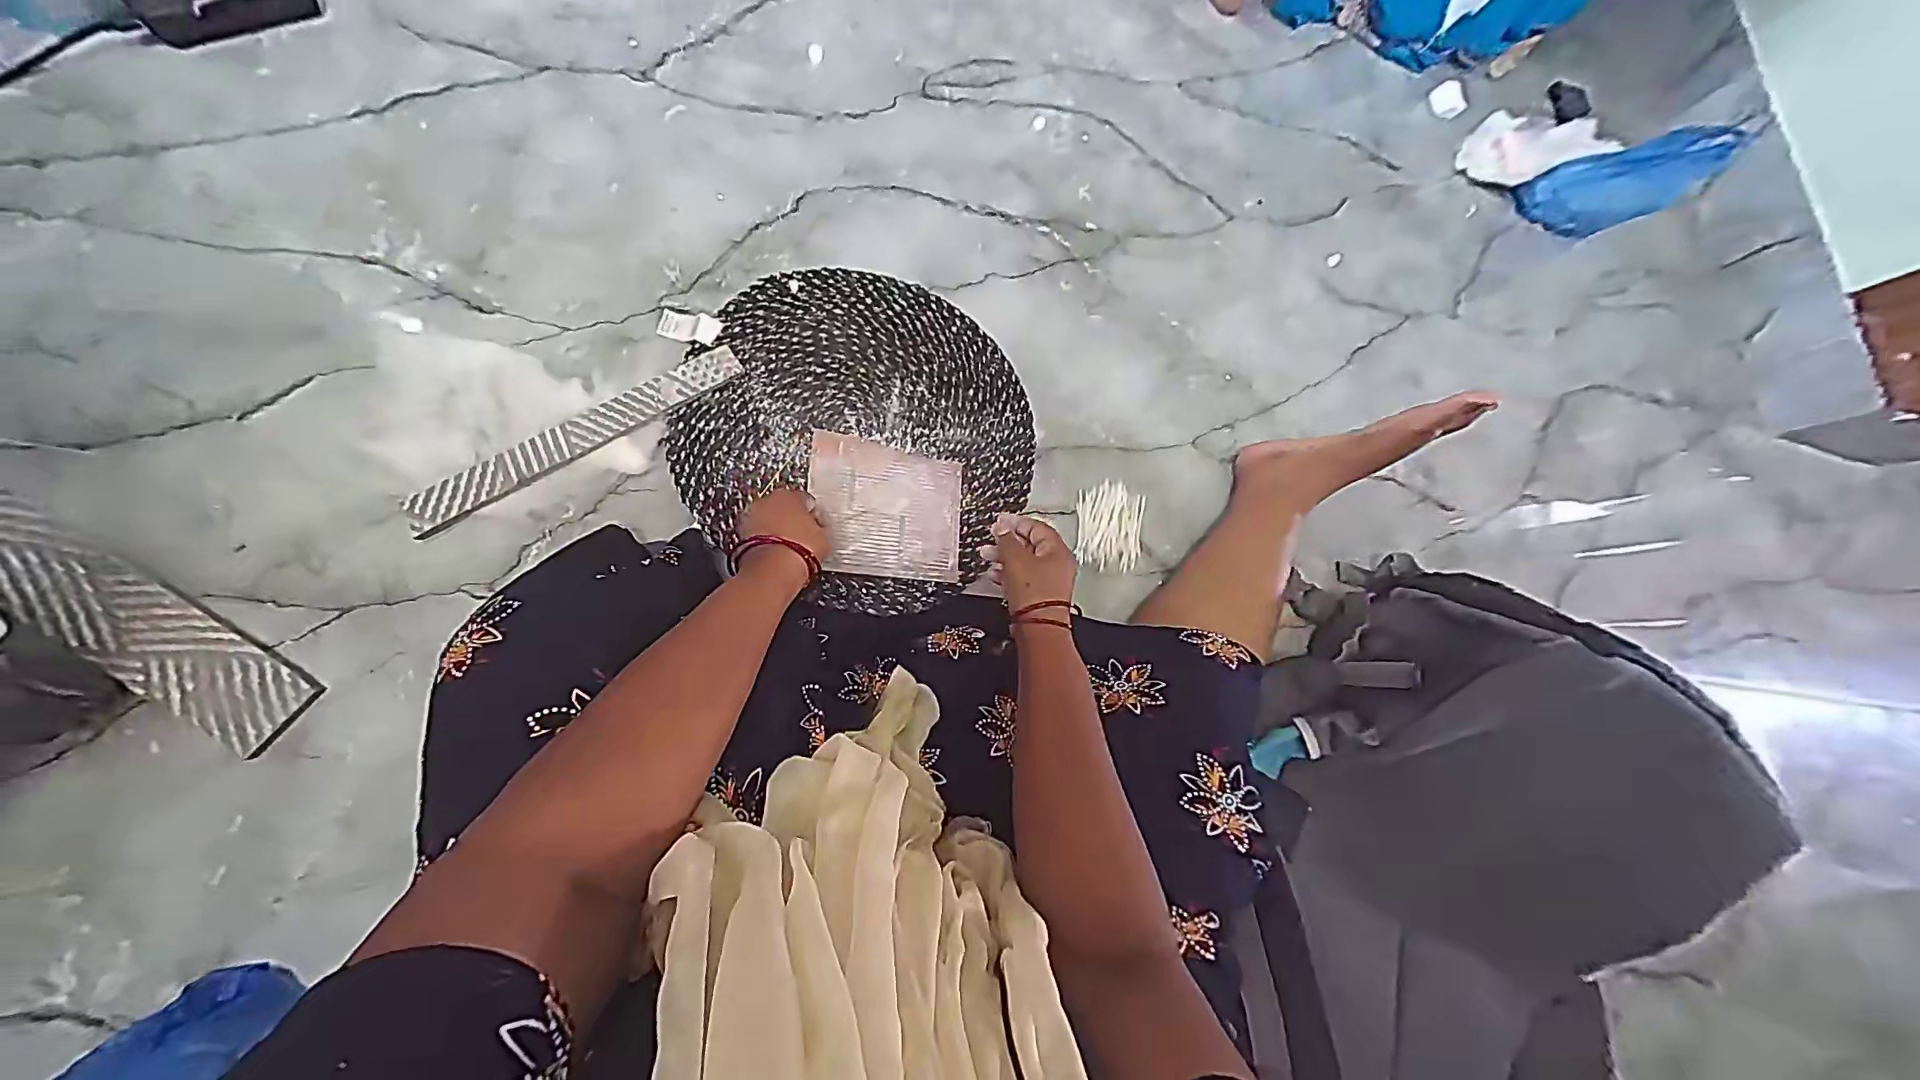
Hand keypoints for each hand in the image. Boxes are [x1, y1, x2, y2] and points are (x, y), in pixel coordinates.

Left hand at [735, 488, 830, 569]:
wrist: (774, 569)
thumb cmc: (798, 550)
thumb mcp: (823, 537)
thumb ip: (820, 527)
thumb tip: (819, 531)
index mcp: (791, 495)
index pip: (805, 499)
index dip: (812, 514)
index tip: (817, 525)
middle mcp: (768, 500)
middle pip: (782, 507)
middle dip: (790, 519)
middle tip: (801, 536)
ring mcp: (752, 516)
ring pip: (767, 520)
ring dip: (775, 529)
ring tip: (788, 547)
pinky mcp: (741, 535)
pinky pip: (757, 534)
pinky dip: (764, 540)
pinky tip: (775, 553)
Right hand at [982, 512, 1075, 613]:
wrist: (1037, 627)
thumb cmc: (1035, 595)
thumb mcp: (1015, 559)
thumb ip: (1007, 540)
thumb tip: (1002, 528)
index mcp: (1057, 550)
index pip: (1037, 527)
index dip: (1016, 522)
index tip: (1001, 521)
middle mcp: (1057, 564)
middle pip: (1030, 544)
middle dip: (1007, 541)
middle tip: (993, 539)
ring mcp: (1049, 581)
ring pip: (1025, 562)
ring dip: (1005, 558)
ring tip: (989, 556)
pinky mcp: (1040, 595)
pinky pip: (1023, 578)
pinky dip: (1009, 573)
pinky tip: (996, 575)